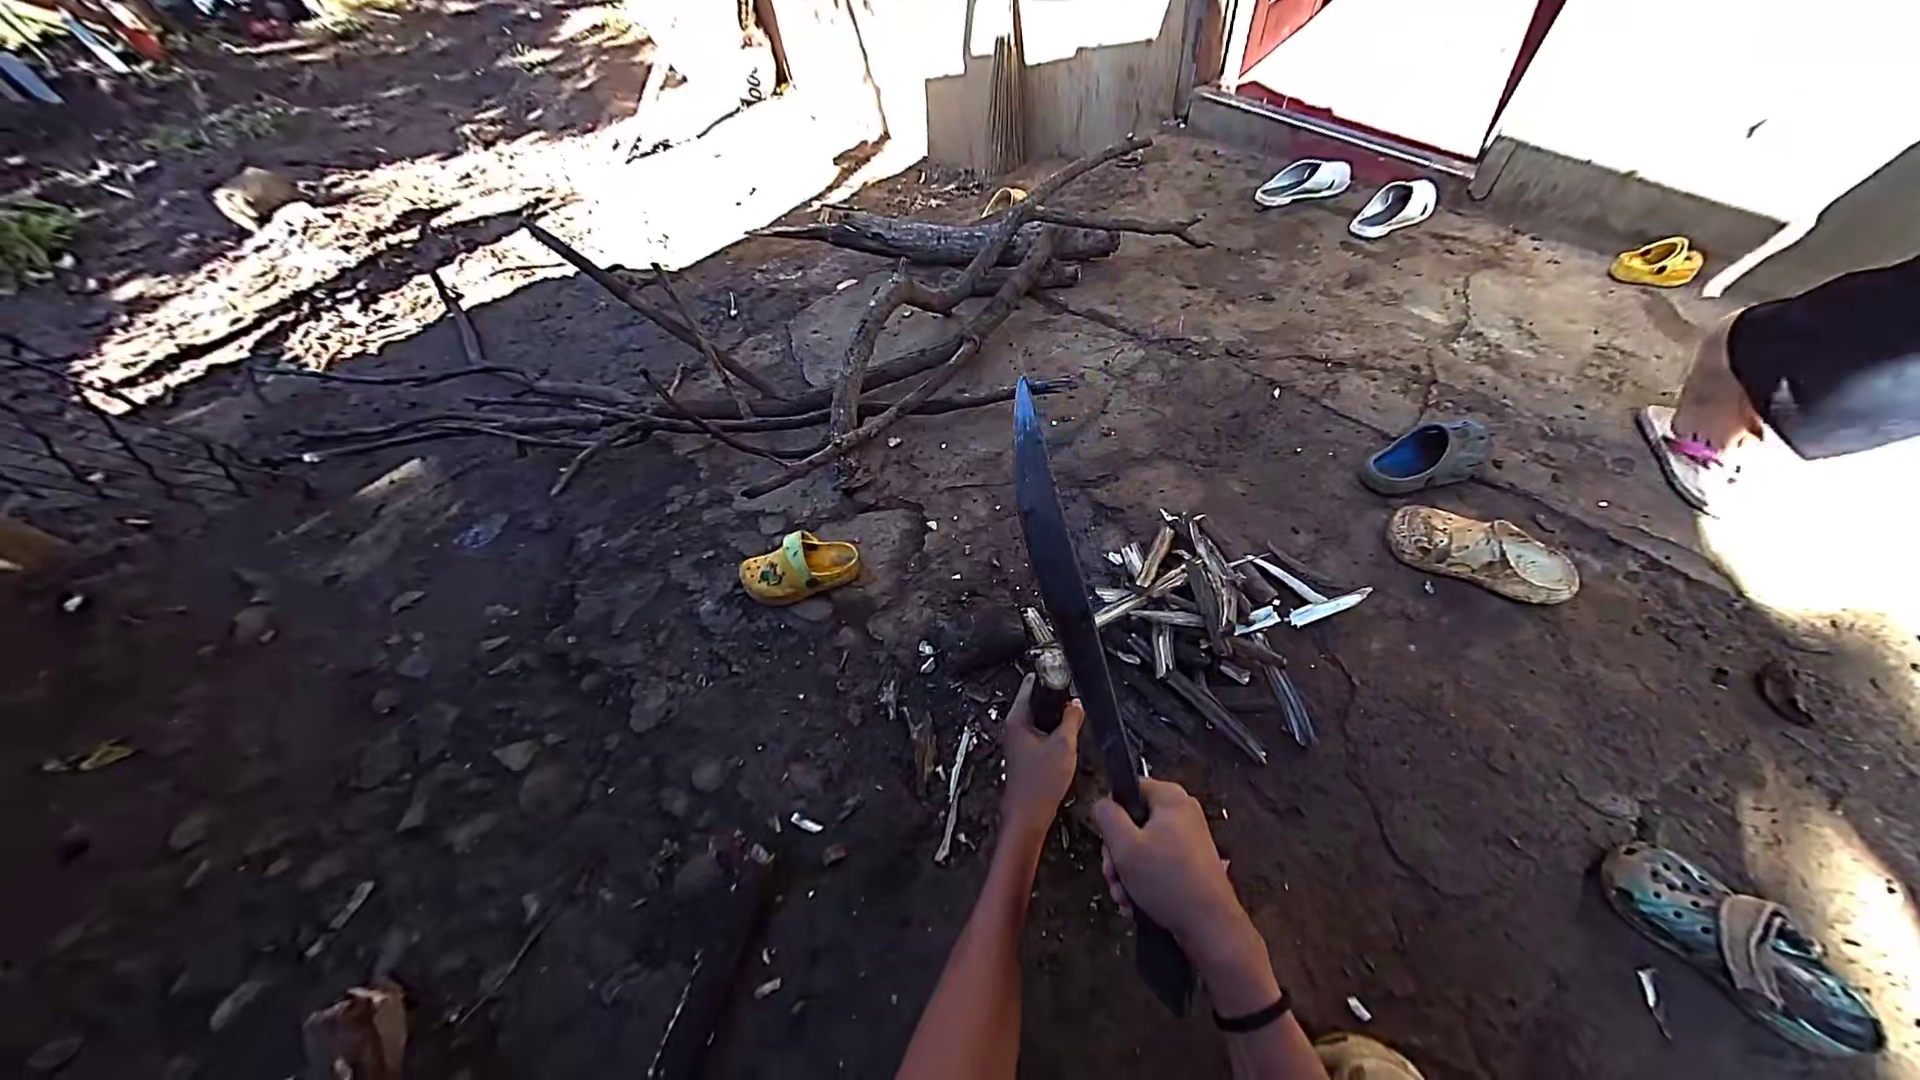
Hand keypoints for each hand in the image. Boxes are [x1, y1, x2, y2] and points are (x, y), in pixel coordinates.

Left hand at [999, 672, 1083, 831]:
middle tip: (1072, 706)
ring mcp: (1018, 739)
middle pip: (1037, 700)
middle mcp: (1013, 726)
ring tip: (1070, 726)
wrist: (1029, 814)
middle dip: (1056, 702)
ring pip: (1040, 718)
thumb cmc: (1039, 786)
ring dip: (1056, 720)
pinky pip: (1041, 733)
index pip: (1031, 684)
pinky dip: (1053, 734)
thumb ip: (1072, 719)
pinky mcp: (1025, 751)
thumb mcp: (1064, 745)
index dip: (1050, 679)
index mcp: (1017, 719)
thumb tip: (1076, 705)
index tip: (1062, 675)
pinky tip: (1063, 744)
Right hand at [1090, 780, 1254, 962]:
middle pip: (1132, 822)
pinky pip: (1157, 863)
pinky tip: (1135, 903)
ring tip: (1124, 896)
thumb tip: (1102, 804)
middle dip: (1117, 853)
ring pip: (1141, 847)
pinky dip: (1143, 881)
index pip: (1128, 789)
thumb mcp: (1124, 844)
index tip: (1108, 841)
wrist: (1211, 929)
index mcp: (1169, 797)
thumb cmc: (1167, 881)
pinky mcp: (1190, 864)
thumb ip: (1106, 815)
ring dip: (1126, 872)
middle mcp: (1181, 812)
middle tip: (1113, 875)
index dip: (1111, 814)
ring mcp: (1188, 839)